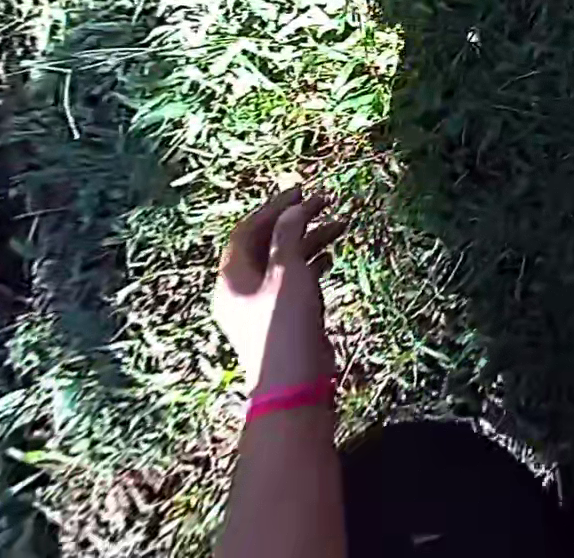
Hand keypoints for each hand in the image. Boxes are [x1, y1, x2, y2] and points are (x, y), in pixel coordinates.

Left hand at [212, 187, 345, 392]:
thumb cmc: (285, 323)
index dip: (274, 207)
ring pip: (284, 260)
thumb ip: (289, 235)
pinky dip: (312, 261)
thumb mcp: (287, 272)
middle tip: (324, 201)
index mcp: (231, 278)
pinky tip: (333, 254)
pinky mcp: (280, 315)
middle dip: (295, 221)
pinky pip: (294, 278)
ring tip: (342, 224)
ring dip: (310, 239)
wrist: (294, 382)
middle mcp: (241, 289)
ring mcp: (261, 304)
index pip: (248, 231)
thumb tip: (294, 208)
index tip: (301, 190)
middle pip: (266, 243)